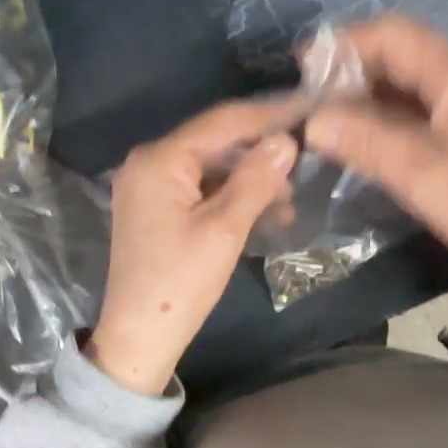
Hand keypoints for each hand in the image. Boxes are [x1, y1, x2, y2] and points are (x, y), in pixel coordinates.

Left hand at [88, 102, 298, 394]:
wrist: (139, 337)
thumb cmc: (181, 283)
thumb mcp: (225, 229)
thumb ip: (256, 180)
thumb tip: (285, 141)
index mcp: (159, 159)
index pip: (222, 122)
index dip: (268, 116)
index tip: (309, 110)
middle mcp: (146, 163)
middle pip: (213, 144)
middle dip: (259, 155)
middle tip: (304, 164)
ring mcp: (145, 189)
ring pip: (207, 170)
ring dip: (247, 181)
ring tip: (288, 201)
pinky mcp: (151, 213)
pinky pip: (196, 192)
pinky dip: (227, 198)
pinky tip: (260, 213)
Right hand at [304, 16, 447, 337]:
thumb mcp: (417, 175)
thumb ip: (363, 142)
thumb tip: (312, 122)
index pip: (391, 36)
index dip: (341, 47)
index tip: (300, 69)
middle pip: (401, 52)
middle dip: (352, 72)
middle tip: (309, 102)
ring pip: (413, 77)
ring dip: (370, 94)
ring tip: (329, 121)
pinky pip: (427, 98)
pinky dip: (393, 110)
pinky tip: (366, 134)